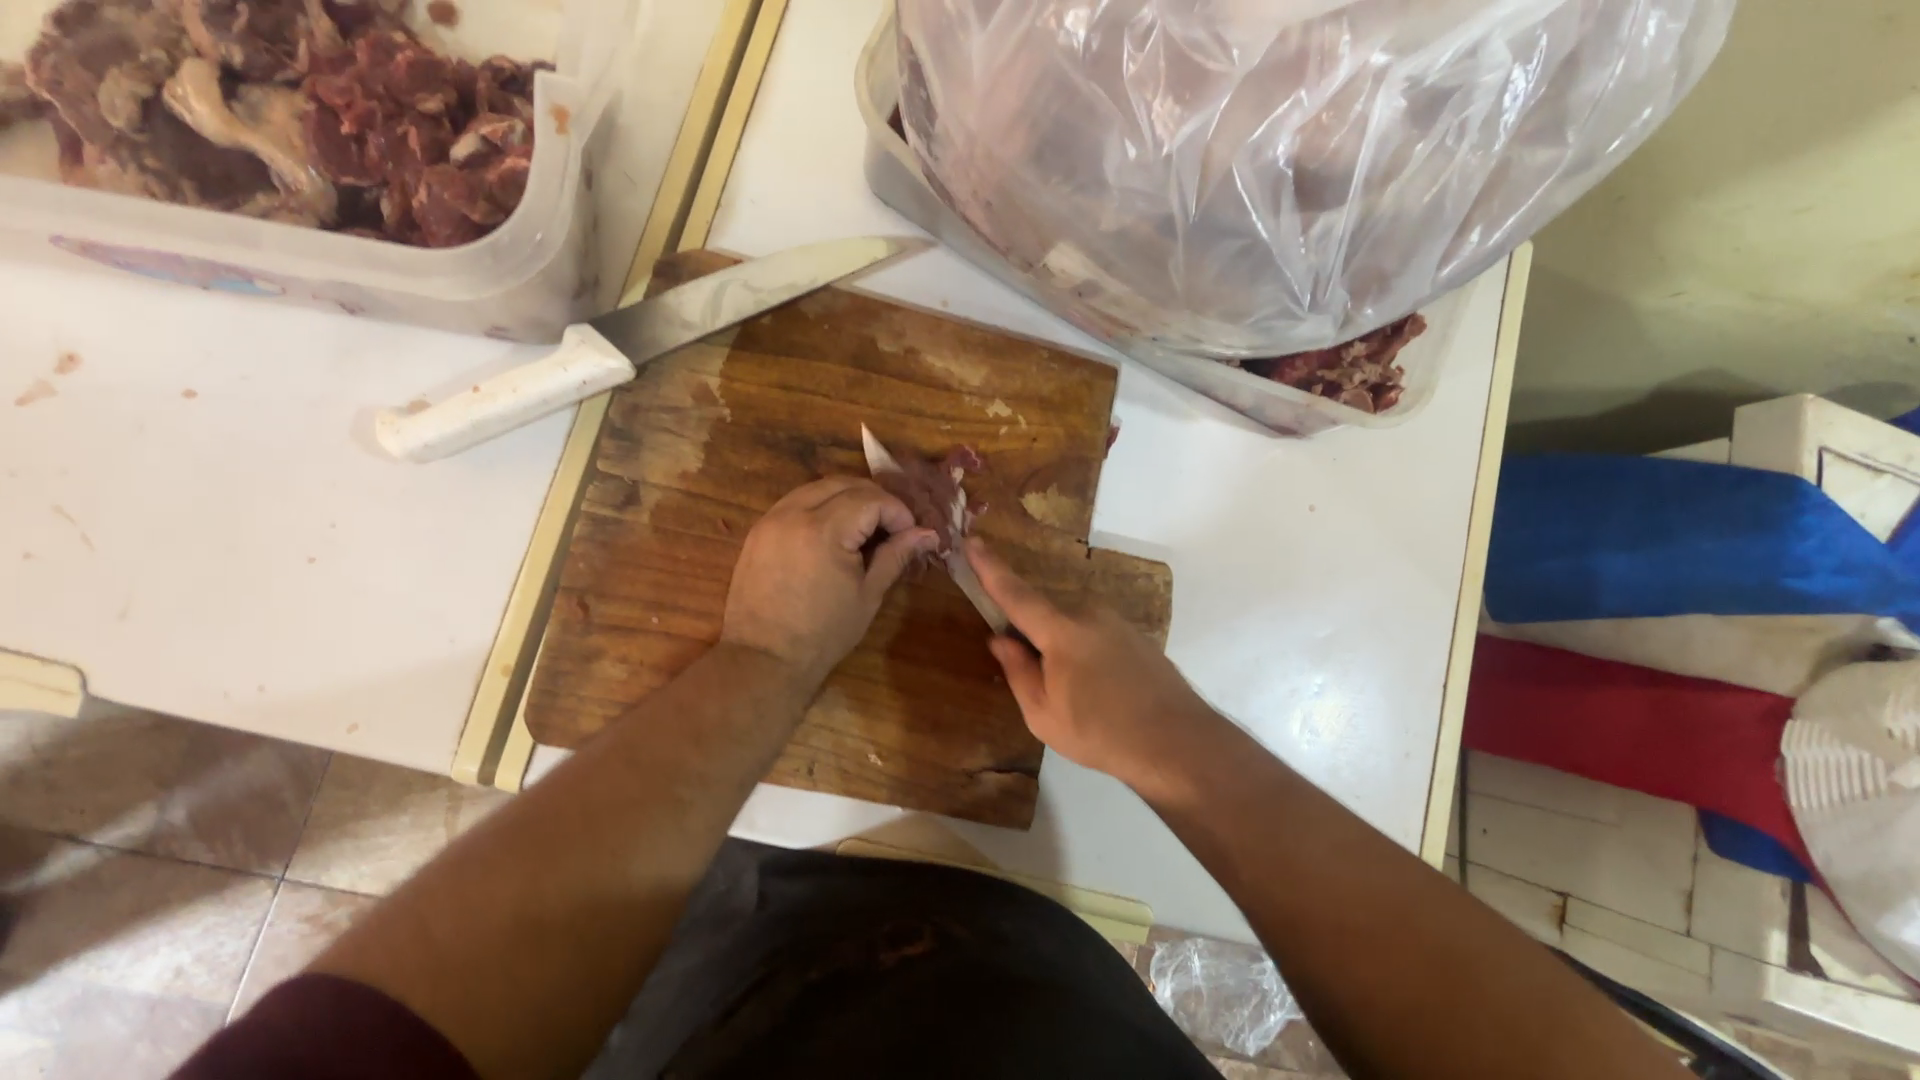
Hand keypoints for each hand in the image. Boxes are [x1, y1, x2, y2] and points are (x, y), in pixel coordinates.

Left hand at [721, 477, 938, 685]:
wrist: (764, 658)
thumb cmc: (824, 633)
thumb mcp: (868, 594)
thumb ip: (895, 555)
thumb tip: (928, 534)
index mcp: (824, 530)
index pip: (870, 499)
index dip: (897, 511)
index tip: (910, 533)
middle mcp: (794, 514)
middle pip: (842, 484)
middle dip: (873, 498)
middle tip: (892, 525)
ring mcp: (771, 520)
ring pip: (816, 487)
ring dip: (845, 497)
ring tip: (864, 526)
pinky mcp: (758, 530)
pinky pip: (795, 502)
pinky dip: (819, 506)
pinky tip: (833, 531)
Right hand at [967, 538, 1222, 793]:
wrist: (1178, 742)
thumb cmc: (1102, 733)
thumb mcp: (1043, 715)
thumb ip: (1018, 672)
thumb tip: (1001, 639)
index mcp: (1062, 631)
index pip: (1016, 594)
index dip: (990, 569)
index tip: (972, 541)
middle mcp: (1090, 615)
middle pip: (1045, 618)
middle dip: (1034, 643)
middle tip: (1042, 689)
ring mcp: (1118, 623)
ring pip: (1072, 630)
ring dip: (1064, 654)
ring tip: (1080, 702)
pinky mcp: (1138, 637)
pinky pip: (1096, 638)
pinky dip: (1088, 659)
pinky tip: (1103, 697)